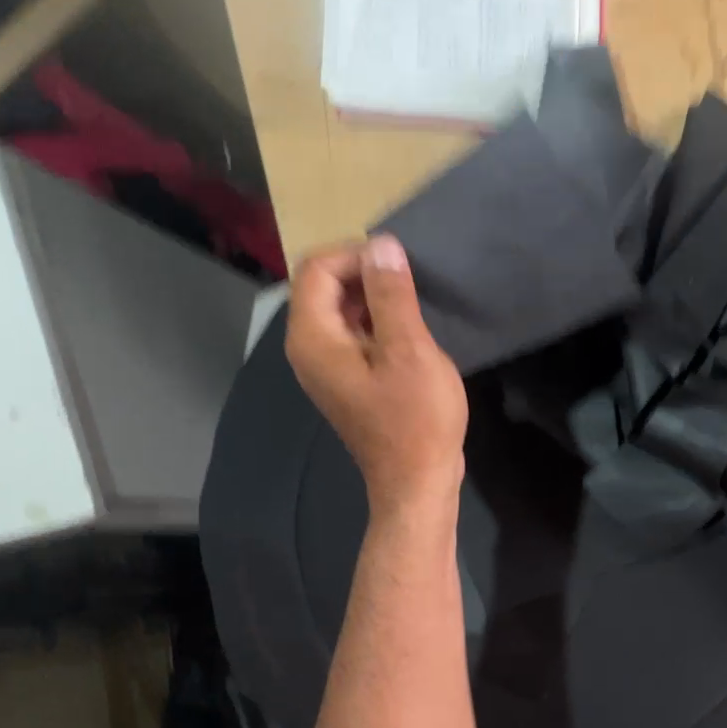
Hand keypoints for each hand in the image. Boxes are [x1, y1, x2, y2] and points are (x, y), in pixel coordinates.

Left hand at [285, 236, 468, 513]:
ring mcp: (326, 369)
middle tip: (415, 284)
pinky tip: (412, 338)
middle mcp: (308, 349)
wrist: (417, 482)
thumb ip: (392, 296)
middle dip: (366, 275)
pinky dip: (378, 326)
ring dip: (375, 301)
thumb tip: (382, 245)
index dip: (358, 255)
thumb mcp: (410, 351)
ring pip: (342, 314)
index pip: (318, 269)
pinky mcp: (348, 384)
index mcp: (314, 338)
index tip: (404, 265)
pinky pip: (354, 338)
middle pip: (324, 289)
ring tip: (418, 307)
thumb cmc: (417, 419)